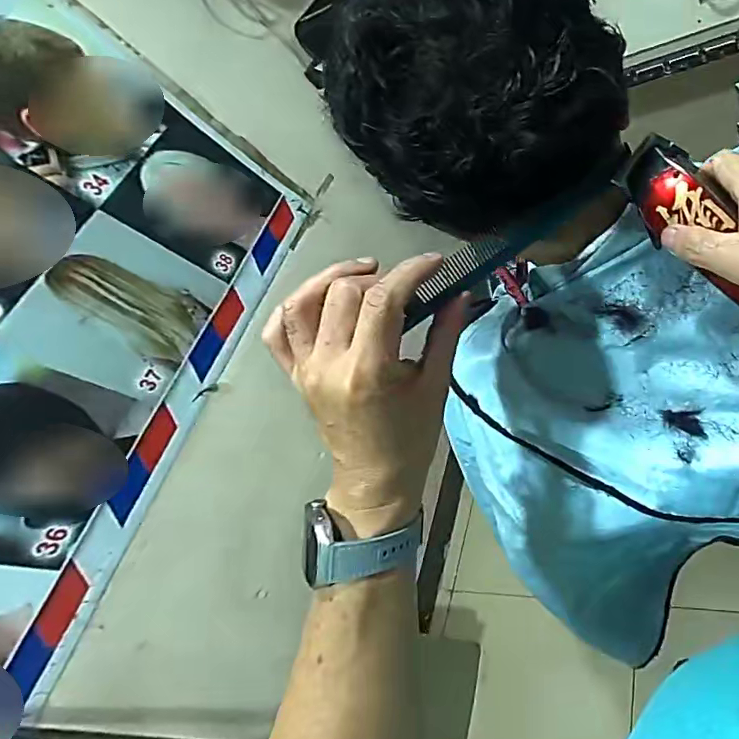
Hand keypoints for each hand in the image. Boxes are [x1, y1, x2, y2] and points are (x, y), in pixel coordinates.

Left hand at [262, 255, 468, 527]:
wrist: (375, 476)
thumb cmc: (412, 435)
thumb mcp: (436, 384)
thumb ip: (445, 334)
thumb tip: (459, 294)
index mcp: (368, 369)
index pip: (383, 299)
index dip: (410, 272)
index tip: (434, 262)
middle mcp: (329, 363)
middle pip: (343, 293)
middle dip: (380, 275)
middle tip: (407, 281)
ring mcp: (305, 368)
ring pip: (302, 303)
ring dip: (333, 277)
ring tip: (365, 272)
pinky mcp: (294, 374)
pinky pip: (279, 330)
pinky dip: (297, 304)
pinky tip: (324, 296)